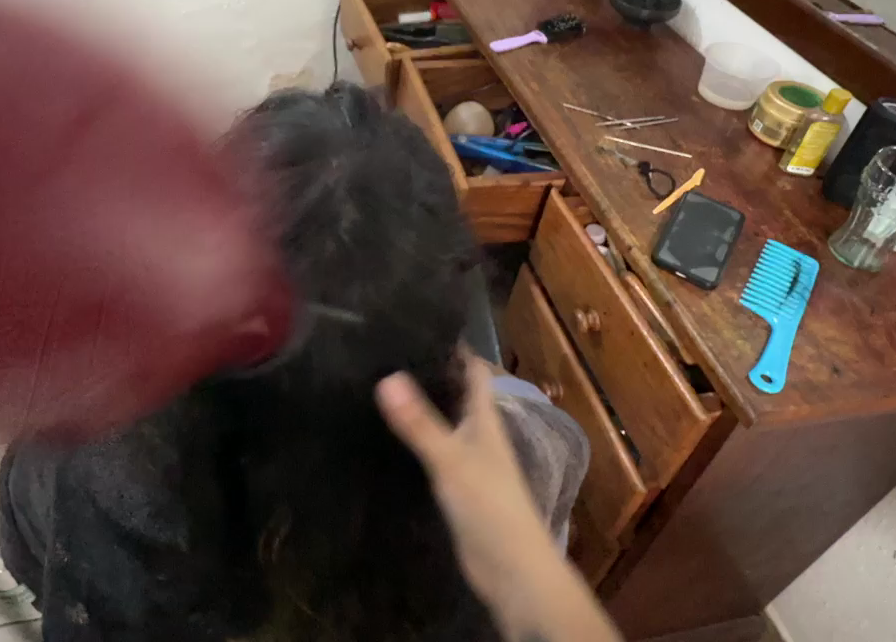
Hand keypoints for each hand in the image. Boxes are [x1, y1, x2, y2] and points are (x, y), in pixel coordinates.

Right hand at [377, 355, 621, 641]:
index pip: (473, 370)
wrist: (513, 572)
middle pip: (457, 393)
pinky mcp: (458, 487)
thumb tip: (386, 377)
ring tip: (382, 383)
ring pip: (445, 422)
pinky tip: (391, 437)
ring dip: (424, 405)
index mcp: (485, 419)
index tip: (421, 322)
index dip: (454, 346)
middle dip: (432, 371)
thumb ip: (420, 423)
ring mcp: (469, 461)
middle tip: (390, 349)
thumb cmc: (490, 506)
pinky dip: (417, 439)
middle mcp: (478, 434)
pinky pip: (435, 451)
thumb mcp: (451, 459)